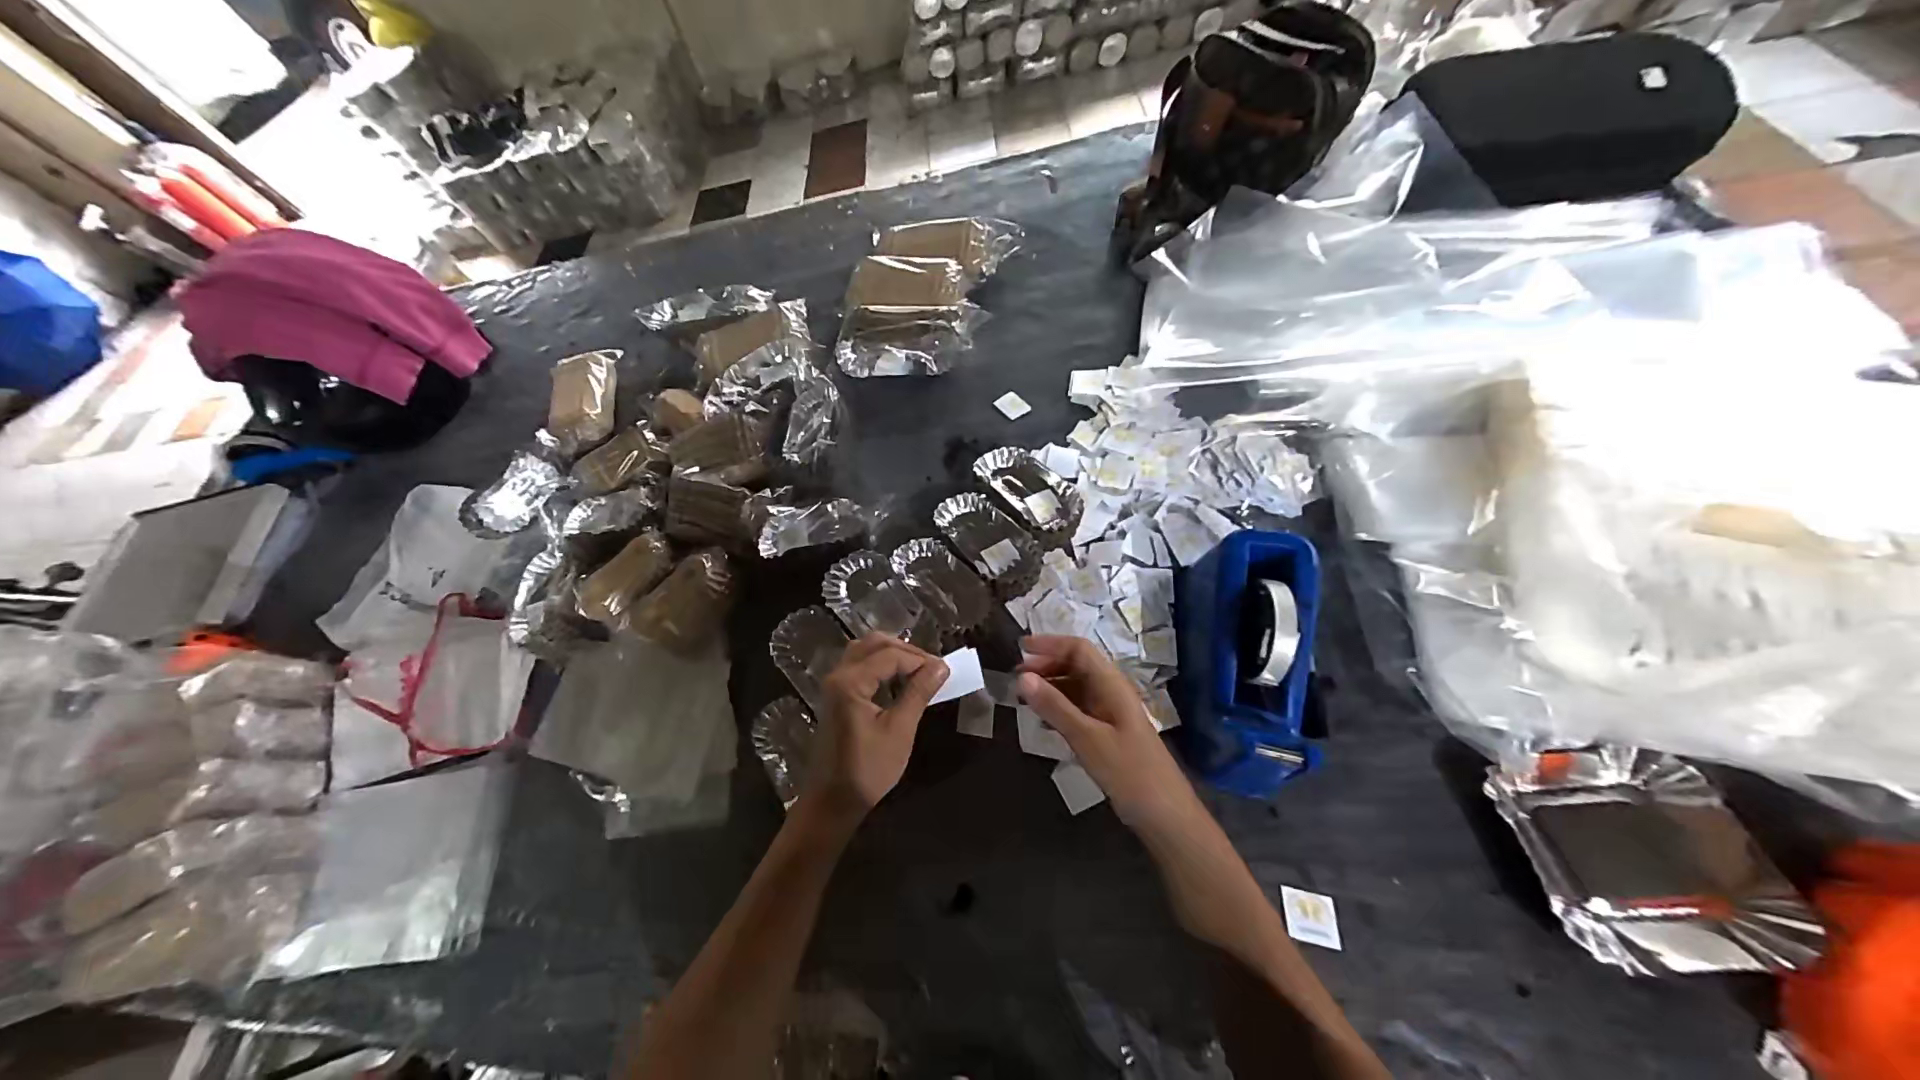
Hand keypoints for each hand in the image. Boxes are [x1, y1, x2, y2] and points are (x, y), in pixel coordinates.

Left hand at [802, 634, 948, 821]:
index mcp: (850, 682)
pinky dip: (880, 666)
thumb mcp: (899, 730)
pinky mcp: (836, 697)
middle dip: (906, 651)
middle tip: (932, 667)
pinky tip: (899, 682)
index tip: (945, 670)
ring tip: (919, 671)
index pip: (891, 655)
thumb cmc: (867, 770)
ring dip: (892, 655)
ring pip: (864, 652)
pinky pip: (859, 667)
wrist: (832, 802)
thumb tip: (940, 666)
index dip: (920, 659)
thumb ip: (918, 693)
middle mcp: (838, 675)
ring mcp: (834, 685)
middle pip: (874, 644)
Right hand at [1017, 635, 1205, 836]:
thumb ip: (1054, 707)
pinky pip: (1080, 710)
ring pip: (1076, 688)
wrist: (1165, 815)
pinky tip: (1043, 722)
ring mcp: (1112, 714)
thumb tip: (1022, 677)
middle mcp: (1112, 692)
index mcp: (1112, 685)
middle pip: (1077, 665)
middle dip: (1046, 666)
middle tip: (1016, 679)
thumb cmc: (1129, 772)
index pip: (1079, 649)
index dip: (1050, 644)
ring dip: (1050, 687)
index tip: (1019, 649)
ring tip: (1023, 699)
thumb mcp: (1087, 738)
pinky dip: (1059, 708)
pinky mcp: (1109, 734)